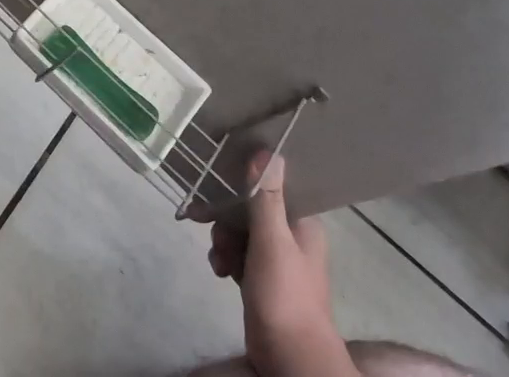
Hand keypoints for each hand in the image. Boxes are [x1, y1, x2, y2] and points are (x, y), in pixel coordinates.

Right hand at [202, 153, 355, 376]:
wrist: (290, 357)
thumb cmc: (285, 295)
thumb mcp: (271, 242)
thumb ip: (265, 197)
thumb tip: (268, 151)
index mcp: (302, 224)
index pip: (270, 187)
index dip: (242, 184)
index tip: (215, 185)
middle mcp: (291, 238)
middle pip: (248, 209)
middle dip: (225, 219)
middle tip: (207, 226)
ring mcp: (276, 260)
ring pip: (239, 232)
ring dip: (223, 241)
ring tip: (219, 260)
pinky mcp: (261, 279)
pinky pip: (237, 255)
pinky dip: (225, 259)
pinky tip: (220, 271)